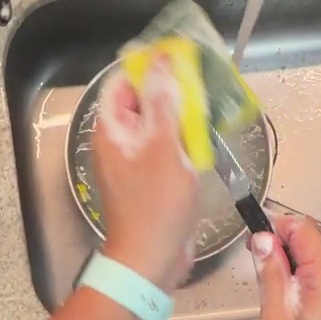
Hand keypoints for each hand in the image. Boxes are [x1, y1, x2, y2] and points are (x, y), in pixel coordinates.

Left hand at [93, 64, 199, 291]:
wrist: (151, 260)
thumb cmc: (155, 206)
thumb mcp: (163, 146)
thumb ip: (163, 101)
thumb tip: (160, 62)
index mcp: (112, 130)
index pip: (124, 81)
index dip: (149, 66)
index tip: (180, 59)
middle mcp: (119, 144)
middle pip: (142, 103)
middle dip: (171, 92)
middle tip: (202, 84)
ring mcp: (133, 165)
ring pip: (157, 128)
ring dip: (181, 119)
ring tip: (208, 110)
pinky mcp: (150, 183)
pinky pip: (165, 152)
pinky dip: (183, 144)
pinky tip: (204, 143)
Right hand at [252, 215, 320, 319]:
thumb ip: (271, 276)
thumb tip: (264, 239)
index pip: (301, 227)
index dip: (275, 228)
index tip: (256, 245)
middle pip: (310, 238)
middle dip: (283, 249)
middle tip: (262, 275)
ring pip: (318, 254)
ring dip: (295, 265)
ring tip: (281, 297)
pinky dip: (309, 276)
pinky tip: (299, 304)